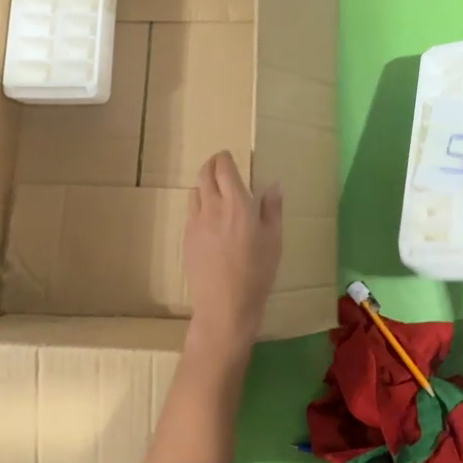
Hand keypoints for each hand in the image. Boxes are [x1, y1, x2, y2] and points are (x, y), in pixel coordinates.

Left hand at [185, 151, 282, 343]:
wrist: (225, 305)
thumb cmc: (257, 272)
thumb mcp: (274, 240)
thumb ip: (272, 209)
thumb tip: (274, 185)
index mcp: (237, 204)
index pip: (224, 168)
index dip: (224, 158)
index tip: (229, 157)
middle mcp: (213, 207)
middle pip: (204, 174)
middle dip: (211, 165)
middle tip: (220, 166)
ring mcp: (196, 222)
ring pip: (195, 191)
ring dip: (204, 184)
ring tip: (214, 190)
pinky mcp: (187, 238)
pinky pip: (191, 212)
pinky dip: (199, 205)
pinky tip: (209, 217)